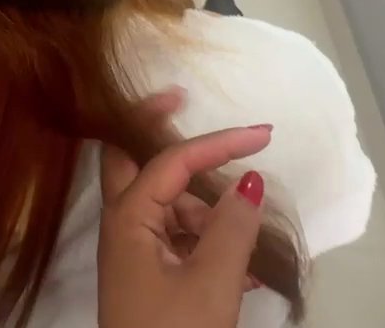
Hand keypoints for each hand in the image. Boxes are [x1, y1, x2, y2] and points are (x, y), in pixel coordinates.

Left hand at [97, 125, 270, 327]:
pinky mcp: (146, 277)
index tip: (264, 134)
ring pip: (163, 202)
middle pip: (133, 156)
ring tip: (251, 232)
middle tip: (182, 101)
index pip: (172, 159)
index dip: (219, 143)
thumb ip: (232, 228)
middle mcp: (121, 222)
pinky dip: (207, 240)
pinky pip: (176, 239)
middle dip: (155, 126)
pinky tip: (248, 268)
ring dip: (203, 206)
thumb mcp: (212, 283)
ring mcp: (131, 249)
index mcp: (127, 214)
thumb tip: (250, 181)